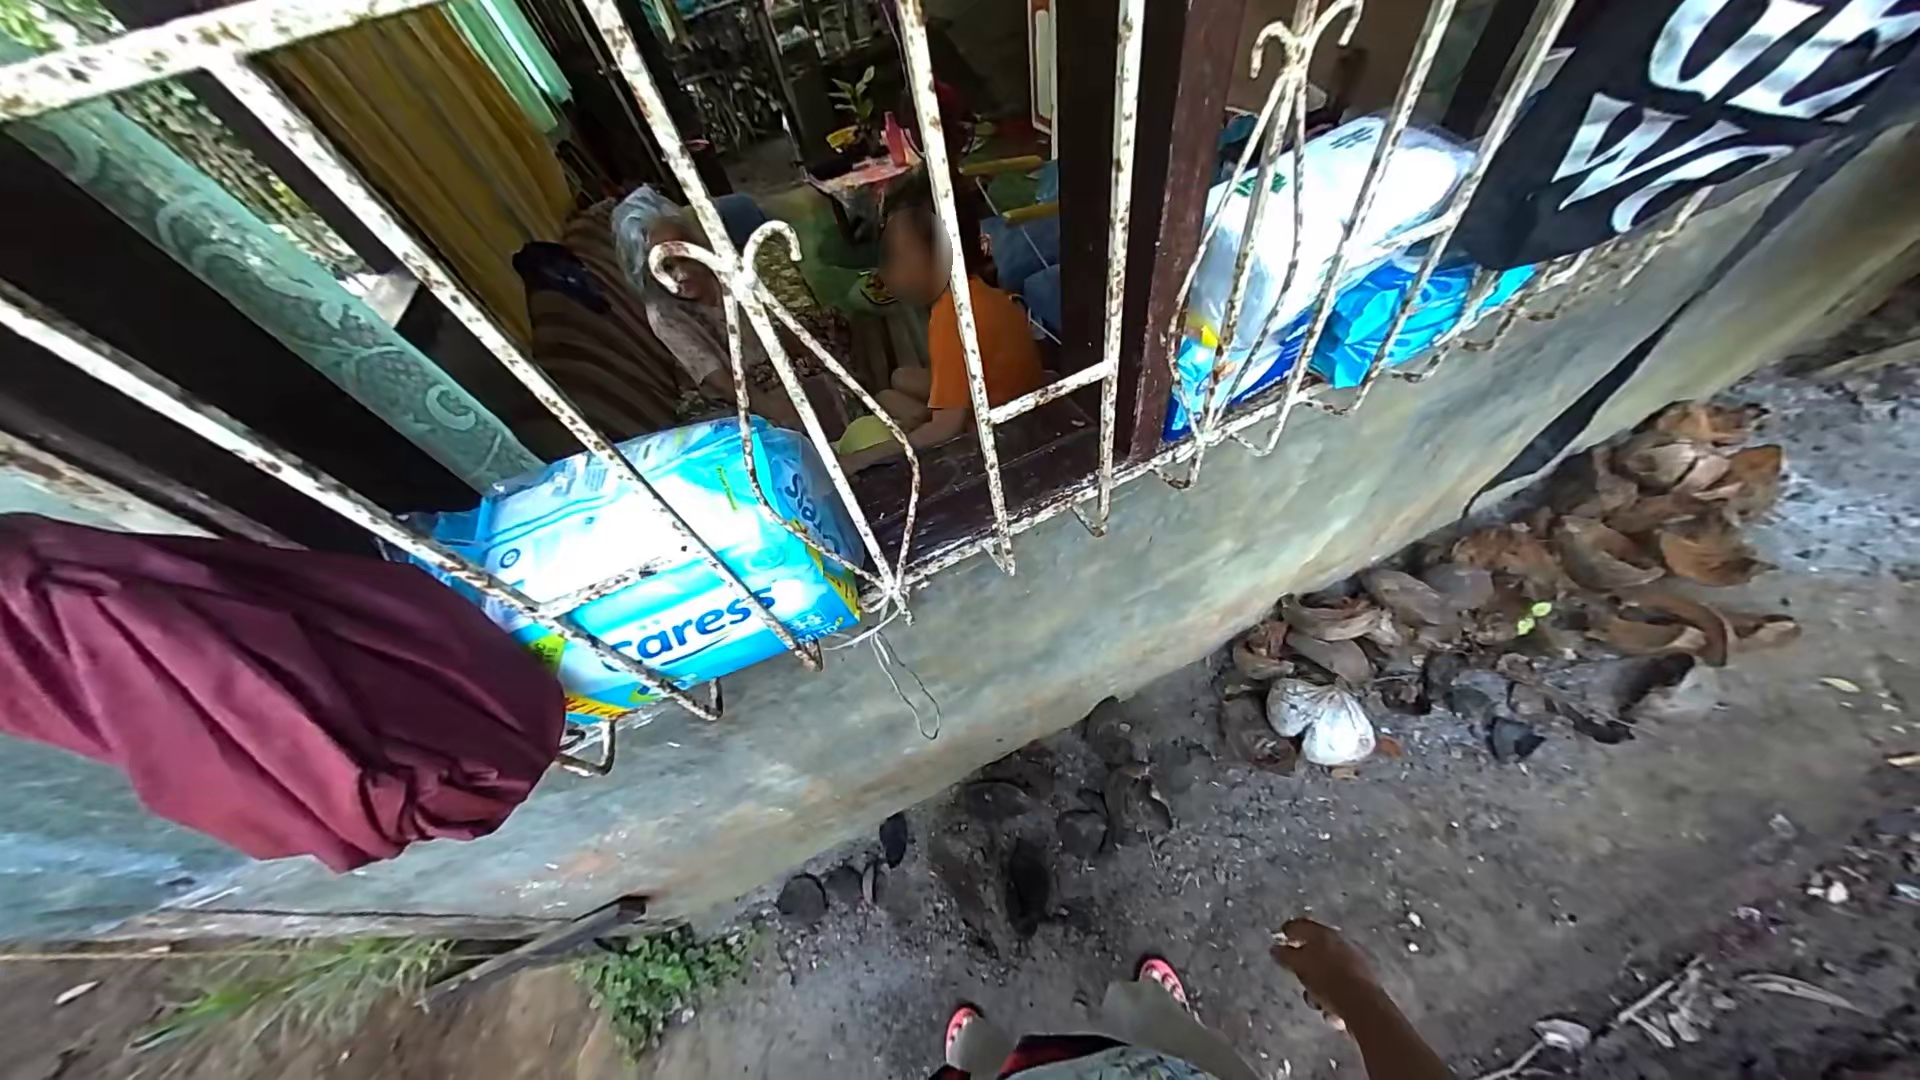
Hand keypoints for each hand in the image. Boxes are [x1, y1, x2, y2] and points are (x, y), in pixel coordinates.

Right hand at [1271, 918, 1384, 1021]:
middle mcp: (1341, 944)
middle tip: (1299, 977)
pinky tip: (1332, 1013)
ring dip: (1320, 987)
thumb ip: (1285, 955)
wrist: (1366, 1008)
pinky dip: (1335, 998)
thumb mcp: (1298, 965)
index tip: (1282, 937)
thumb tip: (1274, 949)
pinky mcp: (1367, 987)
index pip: (1301, 925)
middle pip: (1317, 951)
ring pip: (1330, 973)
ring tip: (1316, 1003)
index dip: (1290, 931)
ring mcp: (1357, 965)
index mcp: (1323, 933)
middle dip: (1306, 967)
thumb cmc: (1327, 979)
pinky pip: (1344, 989)